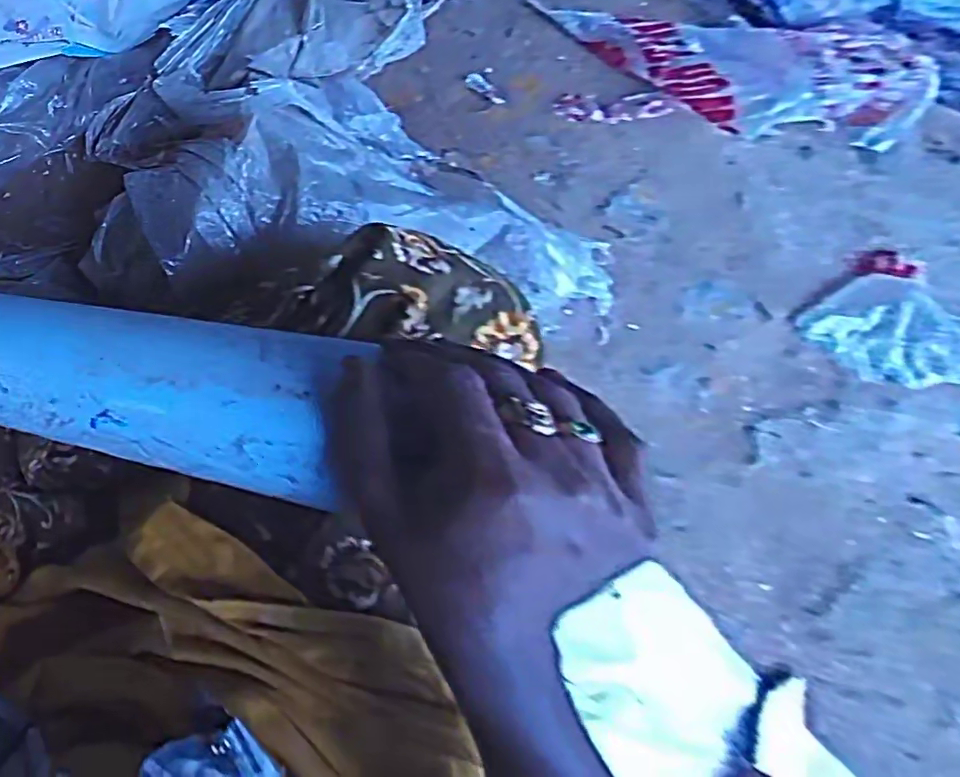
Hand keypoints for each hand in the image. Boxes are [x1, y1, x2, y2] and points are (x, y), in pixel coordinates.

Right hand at [329, 342, 653, 775]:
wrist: (504, 641)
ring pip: (559, 399)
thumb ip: (361, 430)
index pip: (456, 382)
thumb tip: (358, 366)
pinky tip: (549, 389)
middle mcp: (559, 474)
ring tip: (474, 374)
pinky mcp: (638, 510)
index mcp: (492, 474)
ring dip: (509, 375)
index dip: (418, 358)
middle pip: (508, 381)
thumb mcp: (376, 502)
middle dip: (457, 358)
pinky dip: (582, 402)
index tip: (392, 355)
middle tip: (423, 358)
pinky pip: (617, 434)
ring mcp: (608, 492)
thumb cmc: (430, 568)